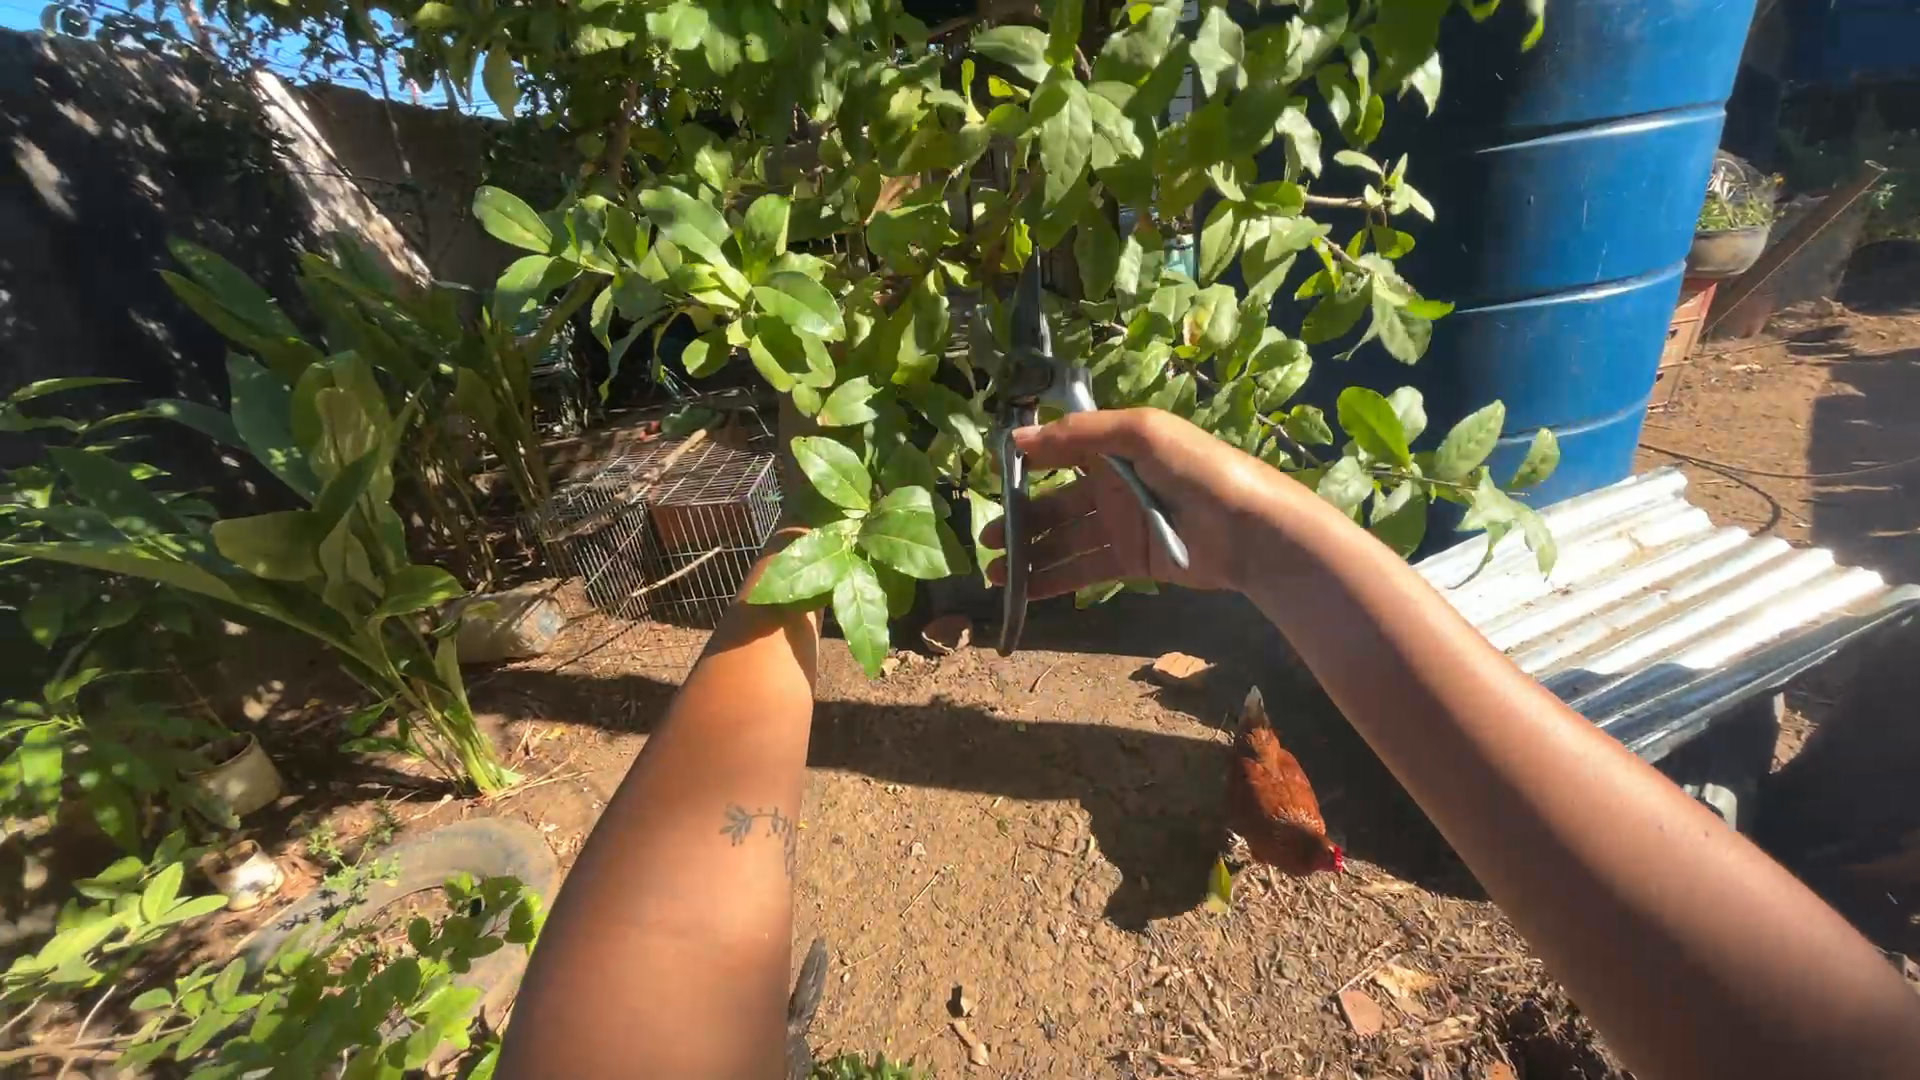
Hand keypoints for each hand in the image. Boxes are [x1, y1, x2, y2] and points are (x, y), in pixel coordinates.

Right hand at [981, 408, 1317, 599]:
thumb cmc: (1196, 468)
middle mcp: (1112, 487)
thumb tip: (1016, 439)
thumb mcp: (1139, 433)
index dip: (1028, 465)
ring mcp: (1120, 527)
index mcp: (1114, 450)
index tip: (994, 478)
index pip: (1061, 454)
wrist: (1249, 528)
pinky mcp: (1130, 562)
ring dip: (1028, 556)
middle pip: (1056, 505)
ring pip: (1064, 541)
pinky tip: (1023, 591)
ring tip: (994, 572)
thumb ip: (1078, 433)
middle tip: (986, 540)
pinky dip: (1053, 581)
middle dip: (1020, 521)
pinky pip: (1083, 570)